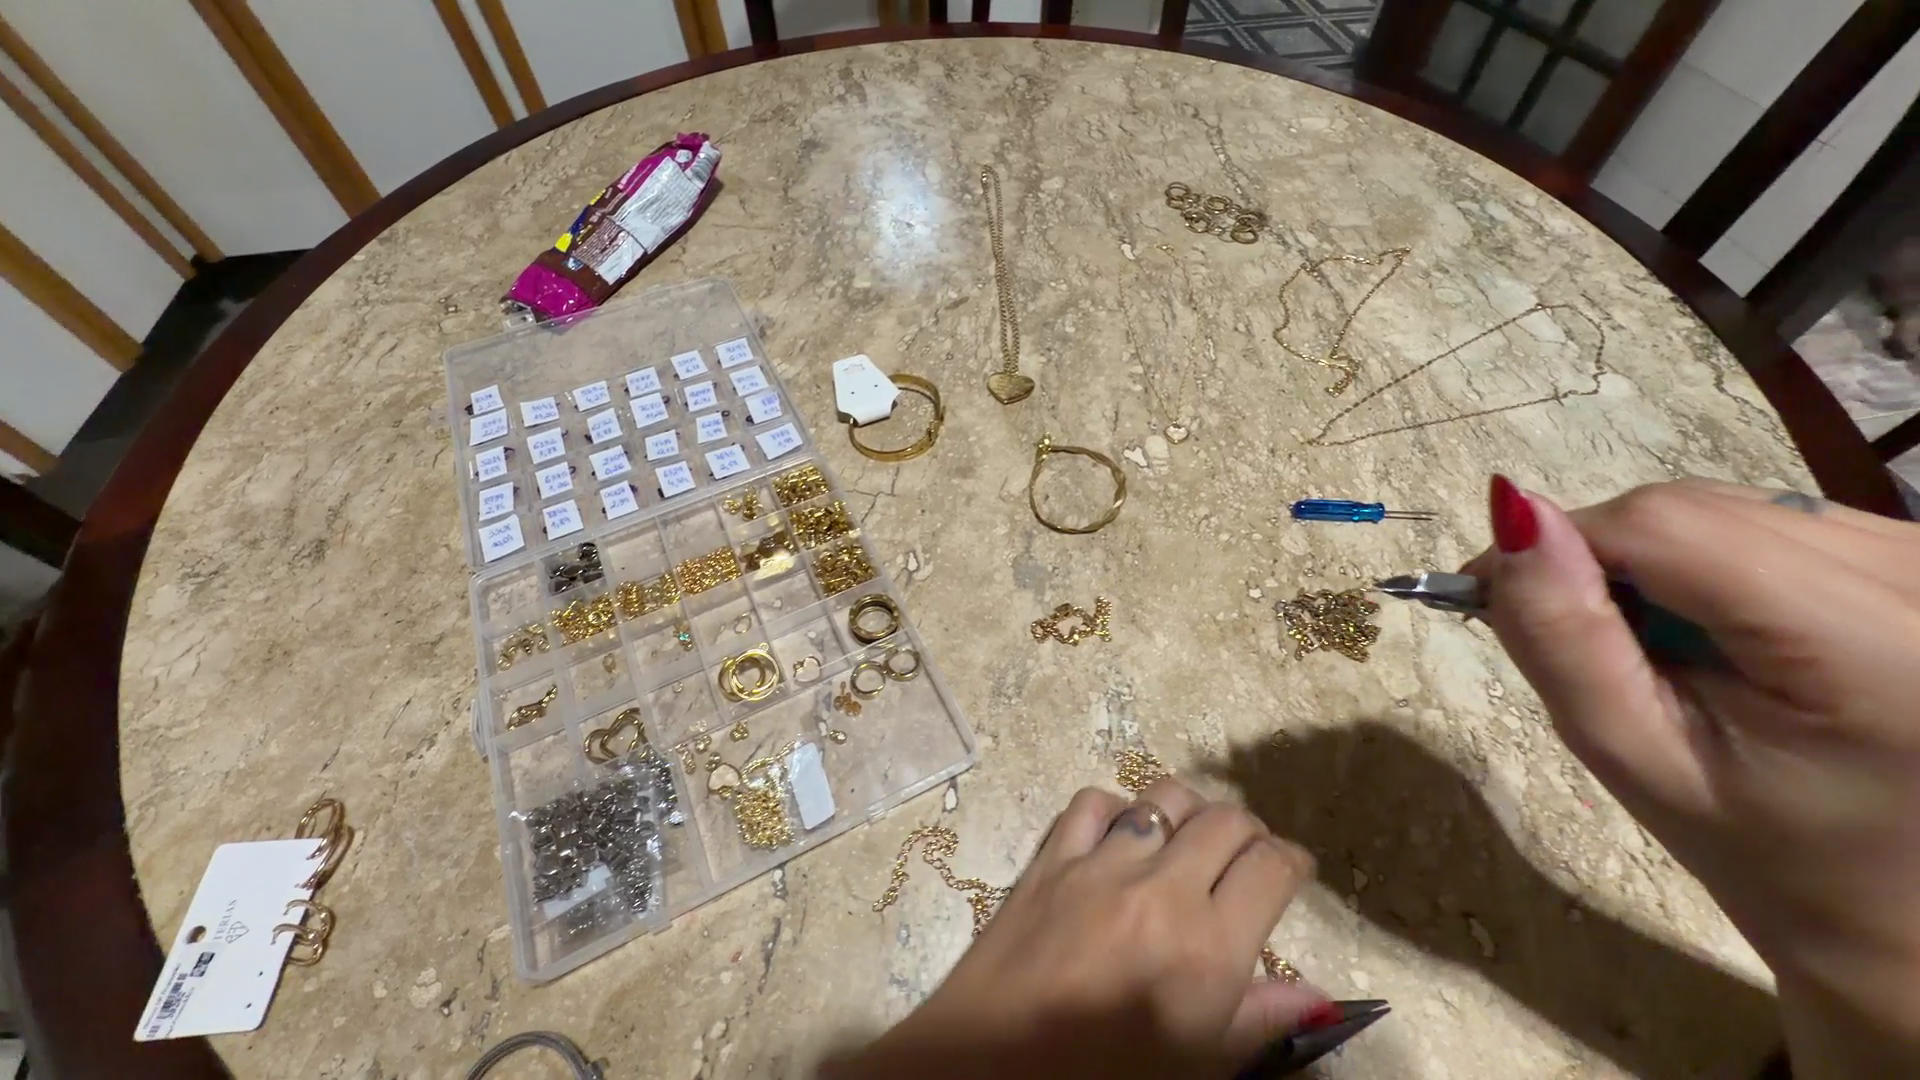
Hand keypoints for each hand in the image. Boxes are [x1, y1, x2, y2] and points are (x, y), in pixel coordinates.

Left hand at [822, 780, 1320, 1079]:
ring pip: (1164, 798)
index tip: (1291, 870)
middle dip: (1250, 831)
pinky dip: (1117, 808)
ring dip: (1190, 810)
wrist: (995, 1061)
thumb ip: (1259, 1018)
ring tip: (1190, 836)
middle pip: (1227, 820)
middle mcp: (1161, 888)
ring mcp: (1101, 864)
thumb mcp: (1196, 1061)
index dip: (1293, 862)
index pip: (1272, 868)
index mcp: (1208, 946)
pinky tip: (1120, 833)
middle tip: (1247, 855)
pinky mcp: (1051, 856)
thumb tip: (1317, 994)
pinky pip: (1091, 802)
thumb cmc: (1106, 1072)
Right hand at [1467, 477, 1919, 1077]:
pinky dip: (1703, 562)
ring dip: (1650, 561)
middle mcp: (1919, 572)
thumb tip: (1510, 511)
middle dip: (1601, 558)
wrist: (1909, 905)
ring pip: (1722, 508)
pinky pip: (1767, 522)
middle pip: (1691, 510)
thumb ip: (1562, 633)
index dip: (1559, 545)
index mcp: (1868, 636)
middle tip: (1577, 641)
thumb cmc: (1763, 852)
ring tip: (1652, 647)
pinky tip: (1713, 631)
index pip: (1662, 524)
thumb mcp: (1632, 753)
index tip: (1496, 598)